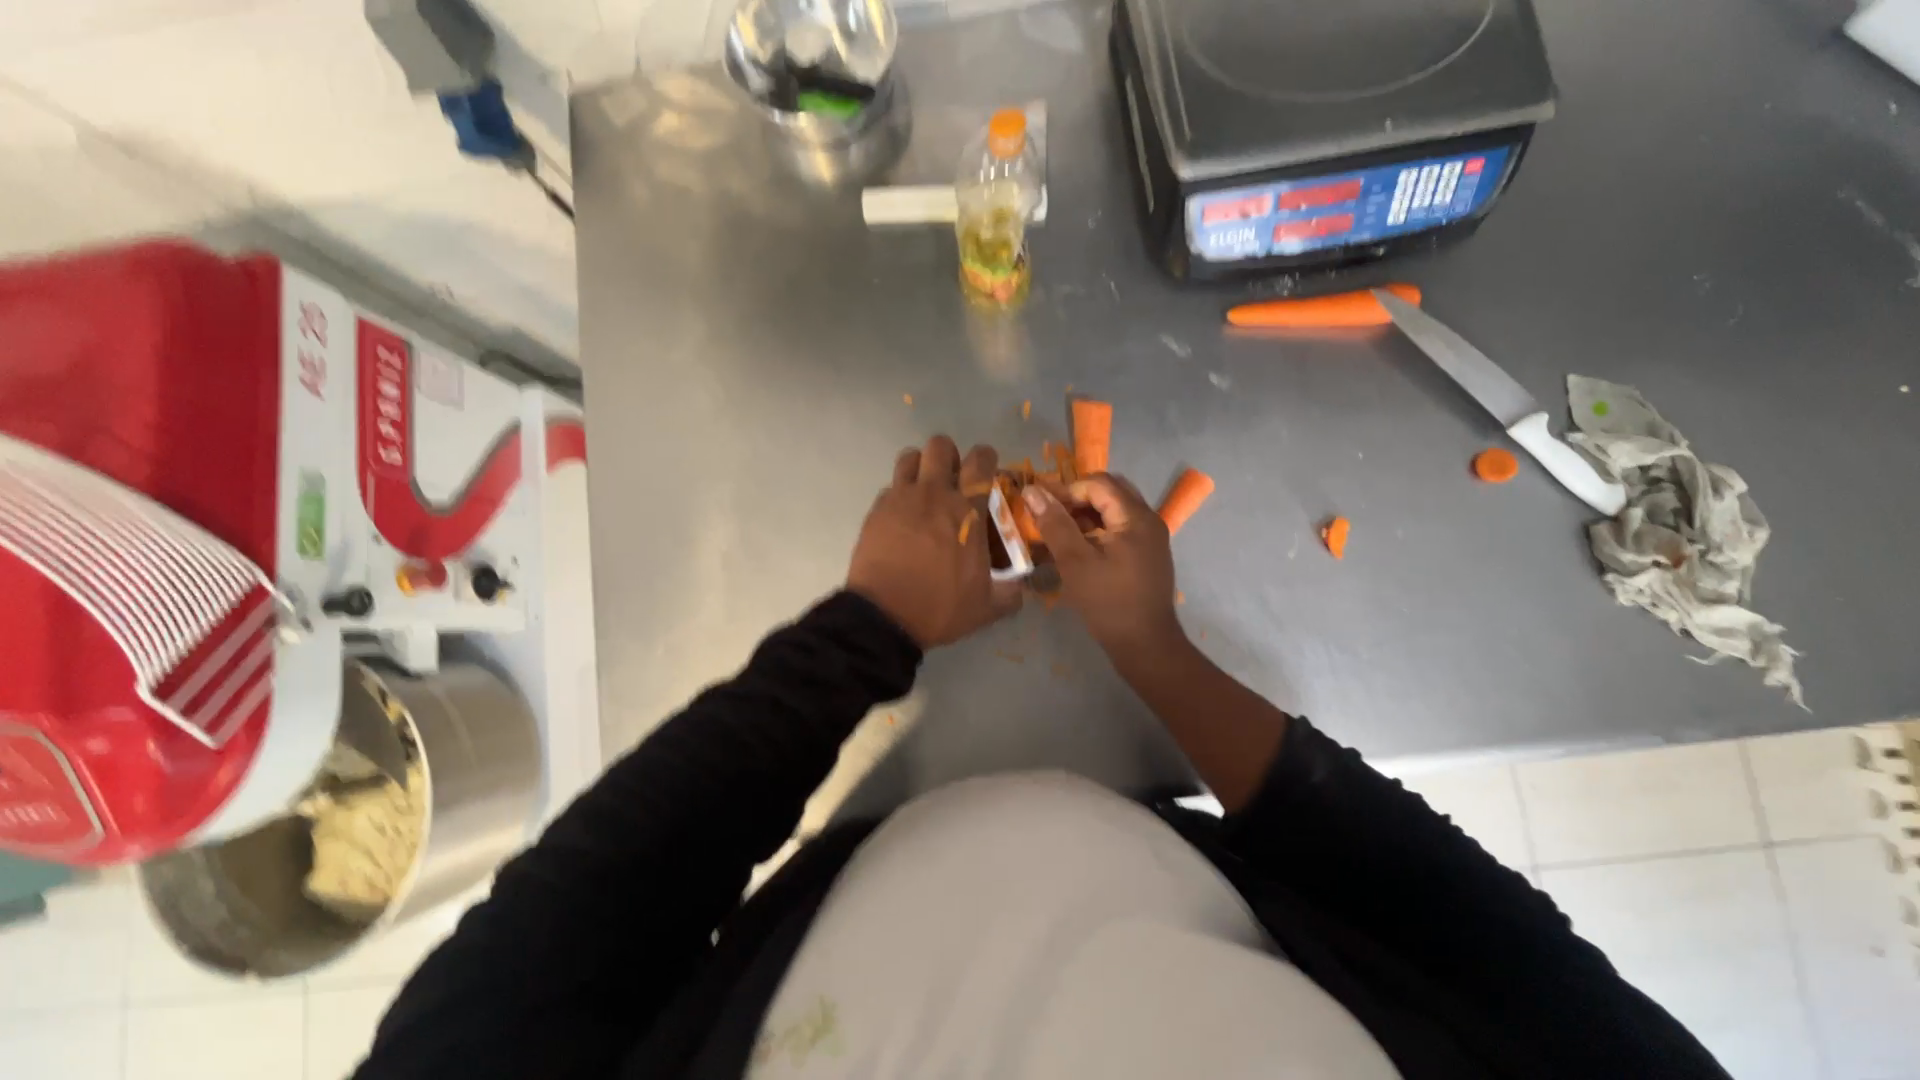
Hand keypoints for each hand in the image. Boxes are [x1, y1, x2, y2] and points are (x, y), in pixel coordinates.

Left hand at [847, 436, 1022, 647]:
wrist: (884, 617)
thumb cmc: (940, 607)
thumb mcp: (987, 607)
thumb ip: (1010, 592)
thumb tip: (1021, 588)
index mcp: (967, 510)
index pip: (980, 460)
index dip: (986, 458)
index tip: (986, 471)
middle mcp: (934, 493)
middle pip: (940, 446)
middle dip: (949, 456)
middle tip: (952, 480)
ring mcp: (901, 499)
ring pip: (910, 457)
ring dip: (920, 467)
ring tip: (924, 490)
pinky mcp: (876, 510)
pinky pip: (890, 488)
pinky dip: (899, 495)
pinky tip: (902, 518)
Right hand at [1023, 475, 1183, 653]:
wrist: (1145, 644)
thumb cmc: (1108, 602)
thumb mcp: (1075, 562)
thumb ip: (1055, 524)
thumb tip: (1032, 491)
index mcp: (1135, 517)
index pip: (1098, 484)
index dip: (1067, 491)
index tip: (1043, 510)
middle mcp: (1149, 520)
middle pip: (1110, 491)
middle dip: (1078, 499)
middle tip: (1053, 517)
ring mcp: (1152, 537)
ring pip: (1116, 509)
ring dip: (1087, 514)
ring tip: (1062, 534)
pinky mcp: (1148, 554)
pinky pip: (1122, 527)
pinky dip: (1099, 529)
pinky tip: (1080, 549)